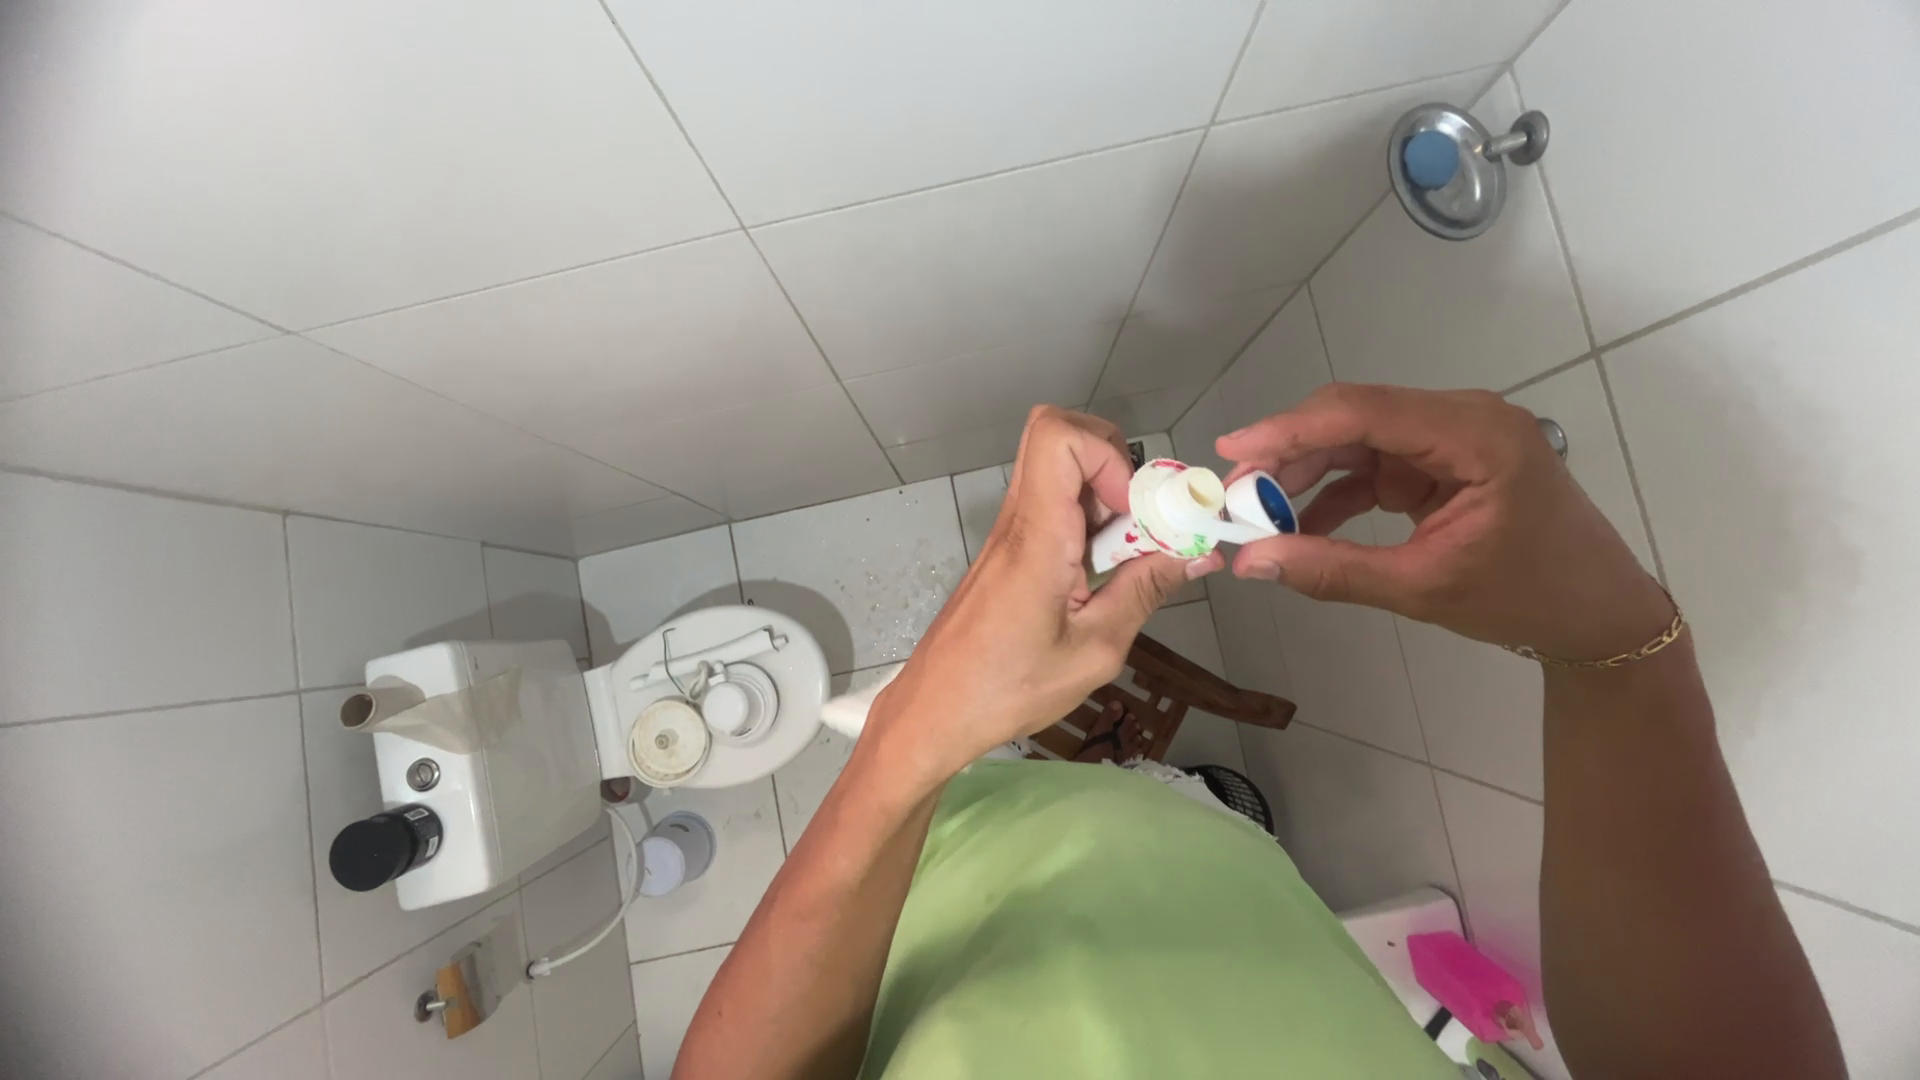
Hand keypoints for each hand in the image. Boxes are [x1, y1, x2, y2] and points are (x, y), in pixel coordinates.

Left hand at [863, 407, 1217, 786]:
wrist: (935, 710)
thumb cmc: (1009, 689)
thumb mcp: (1094, 651)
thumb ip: (1144, 592)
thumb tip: (1194, 553)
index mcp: (1036, 537)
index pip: (1057, 436)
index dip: (1107, 454)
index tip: (1132, 511)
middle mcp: (1018, 520)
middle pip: (1056, 434)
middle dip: (1113, 461)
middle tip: (1139, 521)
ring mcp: (1008, 532)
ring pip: (1056, 468)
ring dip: (1103, 493)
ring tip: (1127, 553)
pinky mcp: (1007, 550)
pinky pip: (1050, 505)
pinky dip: (1086, 518)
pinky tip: (1102, 571)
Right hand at [1216, 384, 1669, 660]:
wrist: (1599, 616)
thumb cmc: (1528, 597)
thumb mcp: (1422, 587)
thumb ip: (1331, 571)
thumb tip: (1249, 563)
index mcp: (1474, 435)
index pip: (1361, 412)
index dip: (1288, 428)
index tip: (1229, 452)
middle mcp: (1459, 420)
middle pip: (1350, 419)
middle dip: (1286, 455)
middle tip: (1234, 496)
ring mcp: (1447, 441)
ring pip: (1351, 443)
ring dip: (1301, 476)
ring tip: (1256, 515)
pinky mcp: (1436, 465)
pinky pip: (1367, 470)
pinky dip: (1330, 496)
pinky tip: (1298, 530)